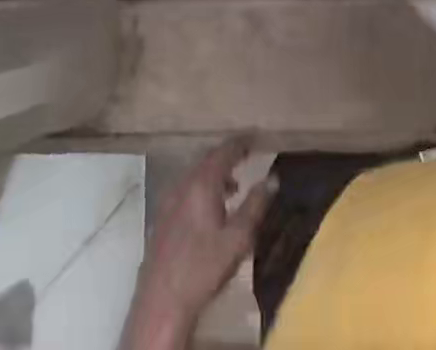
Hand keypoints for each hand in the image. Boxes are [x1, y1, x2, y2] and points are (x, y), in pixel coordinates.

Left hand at [124, 137, 275, 349]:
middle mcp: (182, 183)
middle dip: (228, 154)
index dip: (242, 142)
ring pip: (195, 174)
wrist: (162, 300)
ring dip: (215, 173)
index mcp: (201, 183)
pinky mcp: (163, 215)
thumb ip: (255, 205)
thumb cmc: (204, 267)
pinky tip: (211, 207)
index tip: (257, 136)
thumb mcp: (238, 238)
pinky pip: (185, 187)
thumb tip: (273, 178)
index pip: (224, 151)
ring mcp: (169, 199)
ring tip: (234, 186)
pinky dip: (202, 186)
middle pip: (207, 158)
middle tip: (247, 155)